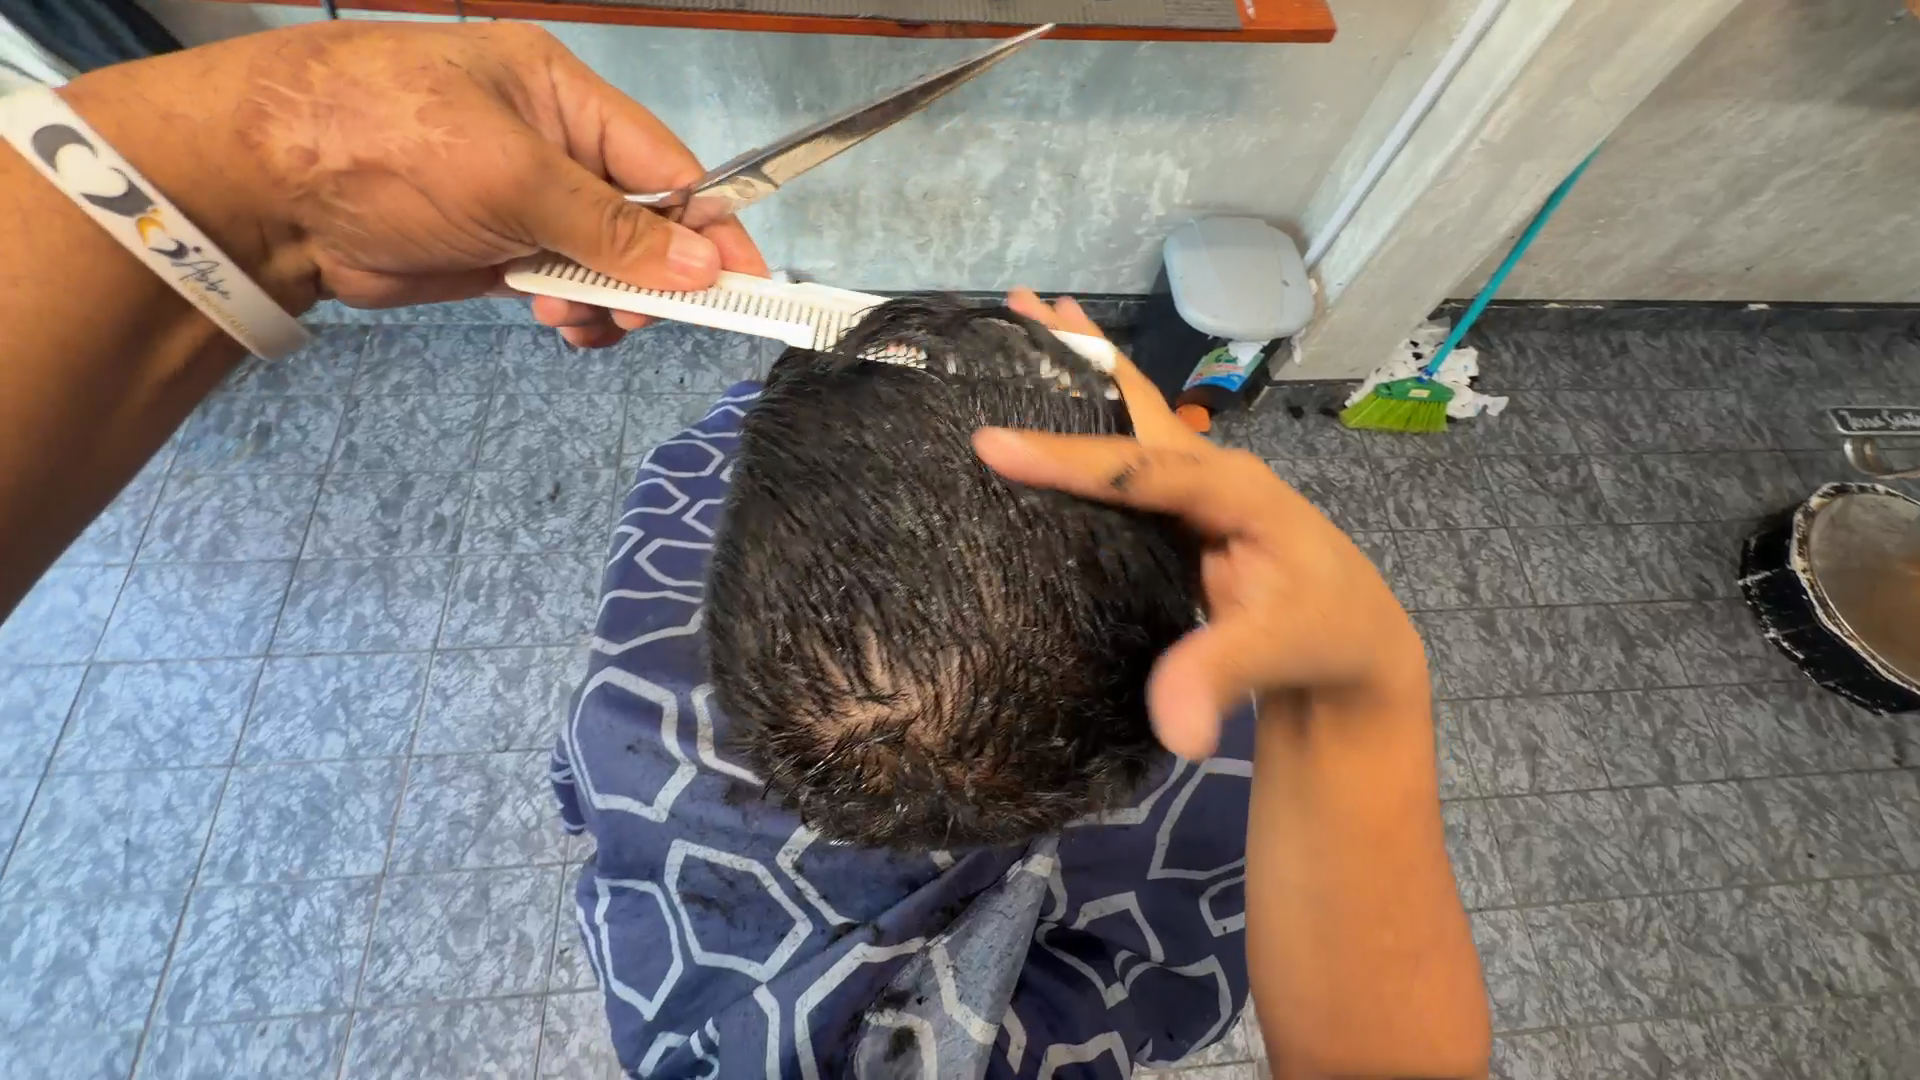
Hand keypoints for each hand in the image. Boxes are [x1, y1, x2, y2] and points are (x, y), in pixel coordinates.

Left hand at [60, 20, 766, 347]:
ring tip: (573, 319)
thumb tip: (704, 268)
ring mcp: (542, 205)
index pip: (671, 171)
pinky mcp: (519, 251)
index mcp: (570, 101)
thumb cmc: (385, 147)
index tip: (745, 286)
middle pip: (653, 227)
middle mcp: (565, 151)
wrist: (259, 193)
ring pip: (621, 268)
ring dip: (613, 304)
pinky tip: (561, 325)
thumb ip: (614, 229)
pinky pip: (583, 290)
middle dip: (652, 278)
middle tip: (639, 317)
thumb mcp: (510, 177)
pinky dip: (585, 317)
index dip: (712, 231)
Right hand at [982, 290, 1427, 757]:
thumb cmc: (1322, 635)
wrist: (1349, 639)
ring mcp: (1189, 486)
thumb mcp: (1279, 650)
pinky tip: (1047, 420)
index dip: (1067, 457)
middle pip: (1133, 399)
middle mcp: (1207, 470)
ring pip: (1125, 414)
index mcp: (1233, 489)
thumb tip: (1171, 729)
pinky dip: (1082, 425)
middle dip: (1077, 352)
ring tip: (1024, 328)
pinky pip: (1119, 456)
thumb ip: (1220, 674)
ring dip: (1077, 372)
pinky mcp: (1172, 510)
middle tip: (1019, 305)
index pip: (1140, 466)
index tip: (993, 443)